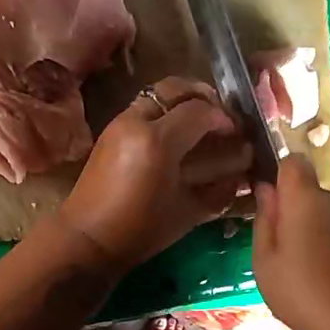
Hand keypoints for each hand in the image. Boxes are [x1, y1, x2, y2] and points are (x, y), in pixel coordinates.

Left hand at [58, 78, 251, 269]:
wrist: (87, 240)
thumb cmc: (141, 231)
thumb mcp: (187, 213)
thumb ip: (218, 190)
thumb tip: (241, 176)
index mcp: (158, 140)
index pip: (201, 111)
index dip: (225, 118)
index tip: (238, 132)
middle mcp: (137, 121)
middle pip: (177, 88)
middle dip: (203, 97)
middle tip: (220, 116)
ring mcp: (119, 123)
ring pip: (157, 95)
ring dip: (182, 103)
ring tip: (199, 123)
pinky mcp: (109, 132)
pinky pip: (142, 109)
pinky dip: (163, 114)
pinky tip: (176, 137)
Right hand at [253, 151, 329, 329]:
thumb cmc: (301, 288)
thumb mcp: (265, 258)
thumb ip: (264, 219)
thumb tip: (266, 190)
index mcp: (304, 197)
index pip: (291, 160)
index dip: (275, 172)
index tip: (261, 198)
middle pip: (304, 190)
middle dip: (285, 207)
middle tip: (268, 243)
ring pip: (315, 213)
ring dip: (300, 230)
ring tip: (286, 266)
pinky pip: (327, 232)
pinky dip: (315, 246)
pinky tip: (308, 276)